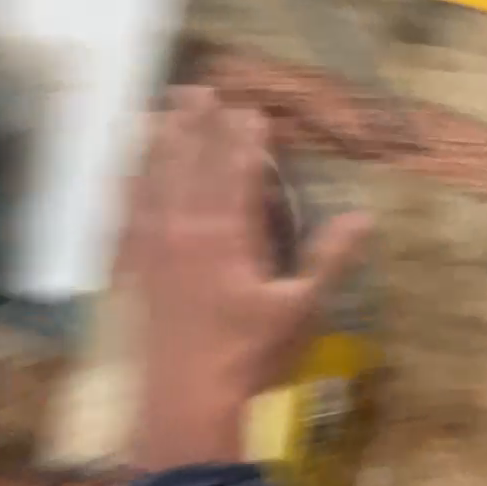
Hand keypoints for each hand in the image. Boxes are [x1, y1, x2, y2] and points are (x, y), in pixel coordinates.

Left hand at [123, 87, 371, 471]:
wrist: (188, 396)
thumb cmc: (252, 353)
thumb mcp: (303, 308)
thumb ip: (329, 259)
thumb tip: (363, 218)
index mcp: (226, 235)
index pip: (236, 172)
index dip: (246, 140)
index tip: (254, 111)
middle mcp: (181, 228)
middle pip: (186, 163)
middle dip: (196, 125)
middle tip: (200, 90)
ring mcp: (150, 246)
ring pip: (148, 180)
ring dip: (156, 143)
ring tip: (159, 112)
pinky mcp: (134, 268)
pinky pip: (123, 213)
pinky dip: (125, 186)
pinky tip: (123, 177)